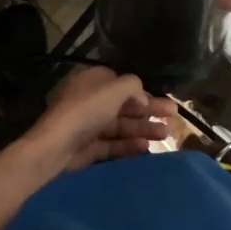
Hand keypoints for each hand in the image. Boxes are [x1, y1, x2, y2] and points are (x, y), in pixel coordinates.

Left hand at [27, 66, 174, 171]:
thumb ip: (133, 86)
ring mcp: (88, 126)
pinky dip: (129, 145)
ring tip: (166, 135)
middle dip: (149, 110)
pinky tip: (147, 147)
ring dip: (143, 128)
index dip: (141, 91)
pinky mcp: (88, 148)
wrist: (57, 146)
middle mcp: (89, 101)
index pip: (120, 83)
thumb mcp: (113, 89)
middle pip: (124, 105)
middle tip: (173, 117)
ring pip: (121, 125)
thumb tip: (142, 97)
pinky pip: (113, 144)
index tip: (160, 99)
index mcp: (91, 81)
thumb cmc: (86, 110)